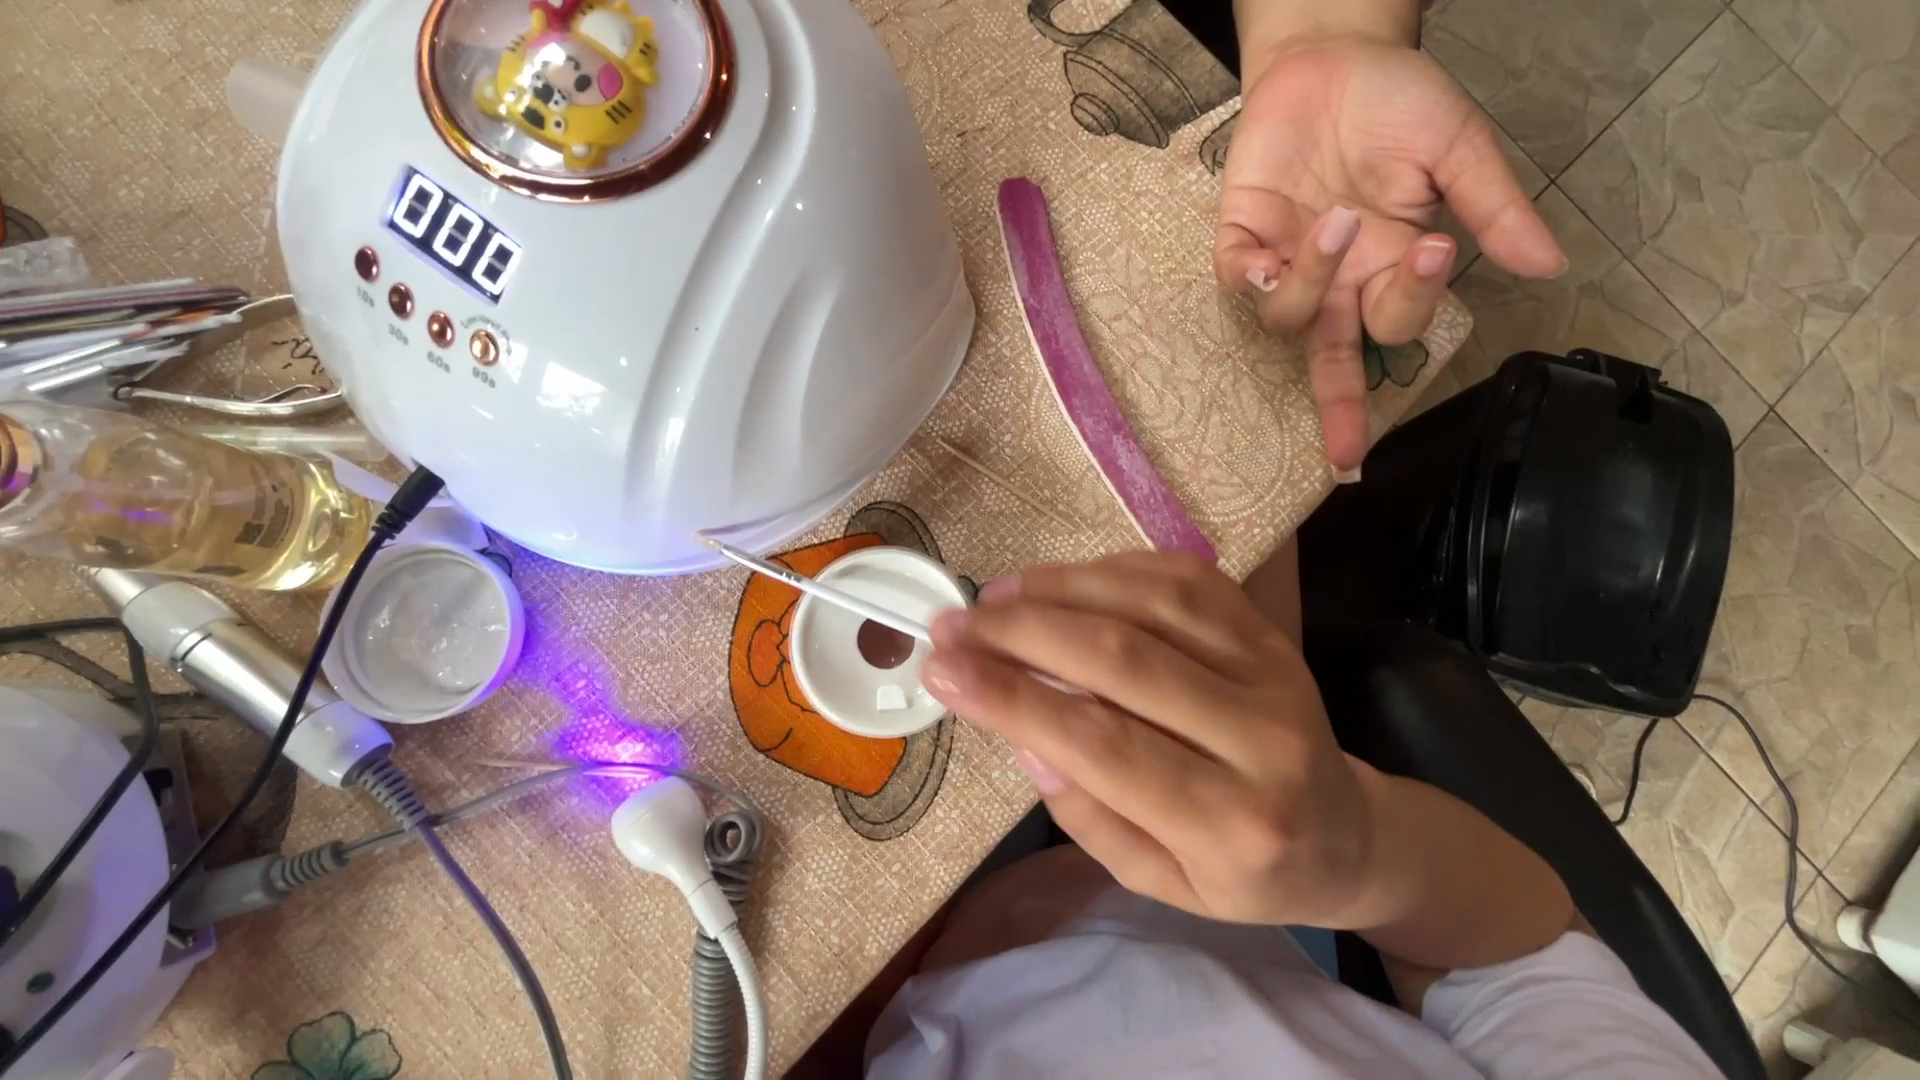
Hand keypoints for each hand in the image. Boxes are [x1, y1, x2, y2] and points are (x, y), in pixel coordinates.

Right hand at [921, 553, 1376, 926]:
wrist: (1346, 832)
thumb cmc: (1242, 872)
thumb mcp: (1158, 881)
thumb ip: (1088, 815)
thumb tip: (1023, 733)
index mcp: (1231, 821)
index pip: (1101, 743)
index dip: (1012, 698)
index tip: (941, 669)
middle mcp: (1261, 736)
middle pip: (1121, 657)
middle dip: (1020, 632)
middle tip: (951, 624)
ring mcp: (1272, 668)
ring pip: (1151, 602)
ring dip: (1059, 588)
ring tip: (994, 596)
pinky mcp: (1268, 629)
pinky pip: (1183, 577)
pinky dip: (1110, 568)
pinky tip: (1060, 582)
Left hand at [1216, 33, 1566, 472]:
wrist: (1335, 60)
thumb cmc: (1398, 107)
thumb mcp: (1457, 151)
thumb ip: (1494, 208)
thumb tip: (1549, 265)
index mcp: (1389, 269)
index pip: (1398, 322)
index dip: (1413, 303)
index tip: (1434, 249)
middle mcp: (1336, 281)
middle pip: (1332, 360)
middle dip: (1337, 408)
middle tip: (1345, 454)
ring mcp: (1285, 261)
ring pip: (1286, 318)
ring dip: (1310, 285)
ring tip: (1339, 220)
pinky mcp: (1240, 235)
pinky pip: (1234, 280)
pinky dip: (1247, 280)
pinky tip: (1264, 263)